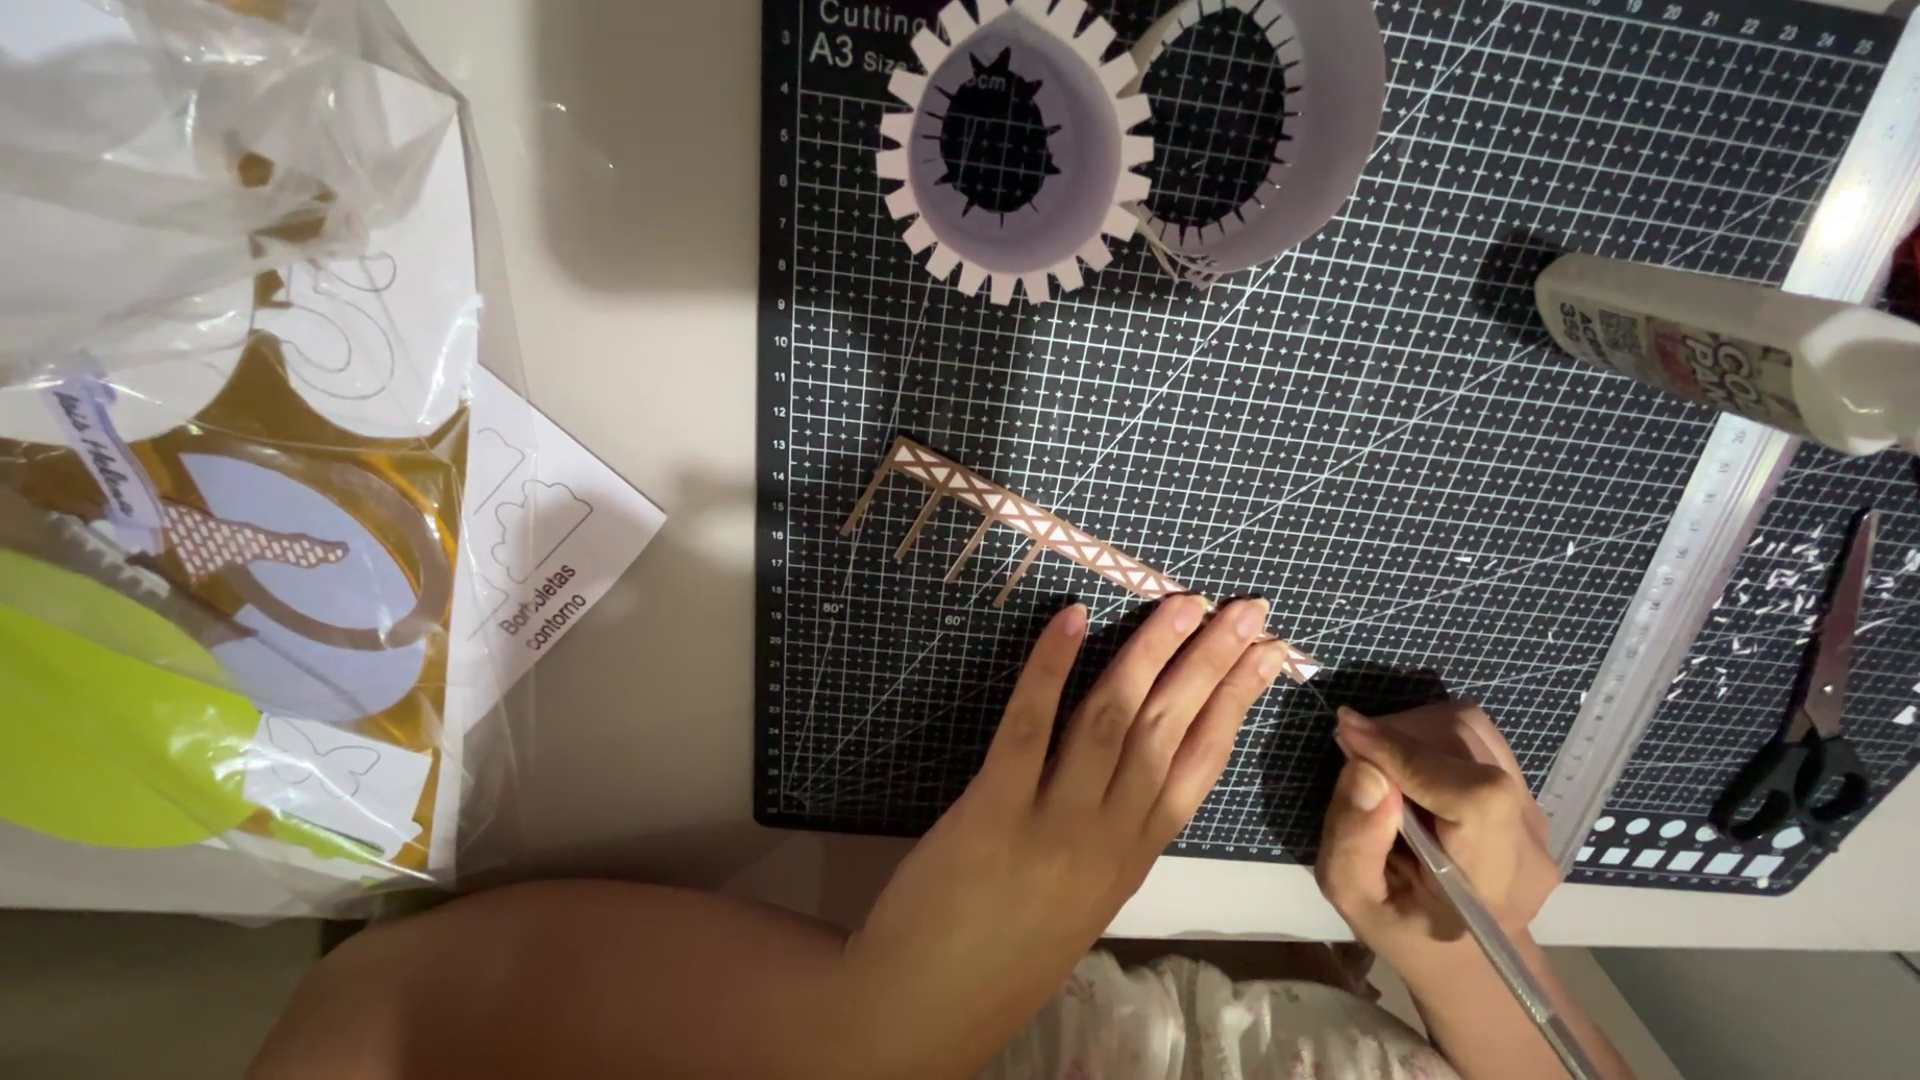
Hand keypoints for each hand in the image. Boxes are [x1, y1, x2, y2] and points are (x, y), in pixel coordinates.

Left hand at [839, 596, 1292, 1077]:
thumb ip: (1113, 837)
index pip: (1201, 766)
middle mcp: (1109, 837)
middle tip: (1246, 608)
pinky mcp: (993, 810)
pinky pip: (1029, 726)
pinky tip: (1072, 618)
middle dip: (1213, 664)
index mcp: (1134, 856)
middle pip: (1171, 731)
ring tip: (1181, 603)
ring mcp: (1053, 824)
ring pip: (1115, 721)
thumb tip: (1139, 769)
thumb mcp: (1084, 900)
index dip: (1237, 703)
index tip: (1265, 654)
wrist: (926, 1007)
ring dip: (1152, 653)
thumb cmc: (1004, 948)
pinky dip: (1051, 667)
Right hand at [1315, 703, 1558, 968]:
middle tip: (1354, 754)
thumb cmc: (1399, 928)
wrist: (1461, 952)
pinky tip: (1407, 769)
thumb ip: (1354, 839)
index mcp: (1489, 884)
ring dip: (1411, 730)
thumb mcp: (1352, 896)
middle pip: (1469, 746)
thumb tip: (1364, 768)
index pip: (1476, 794)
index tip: (1349, 735)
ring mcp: (1534, 814)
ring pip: (1471, 730)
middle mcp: (1527, 842)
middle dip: (1399, 735)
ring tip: (1379, 764)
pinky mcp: (1524, 794)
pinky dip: (1426, 737)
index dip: (1409, 755)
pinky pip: (1473, 739)